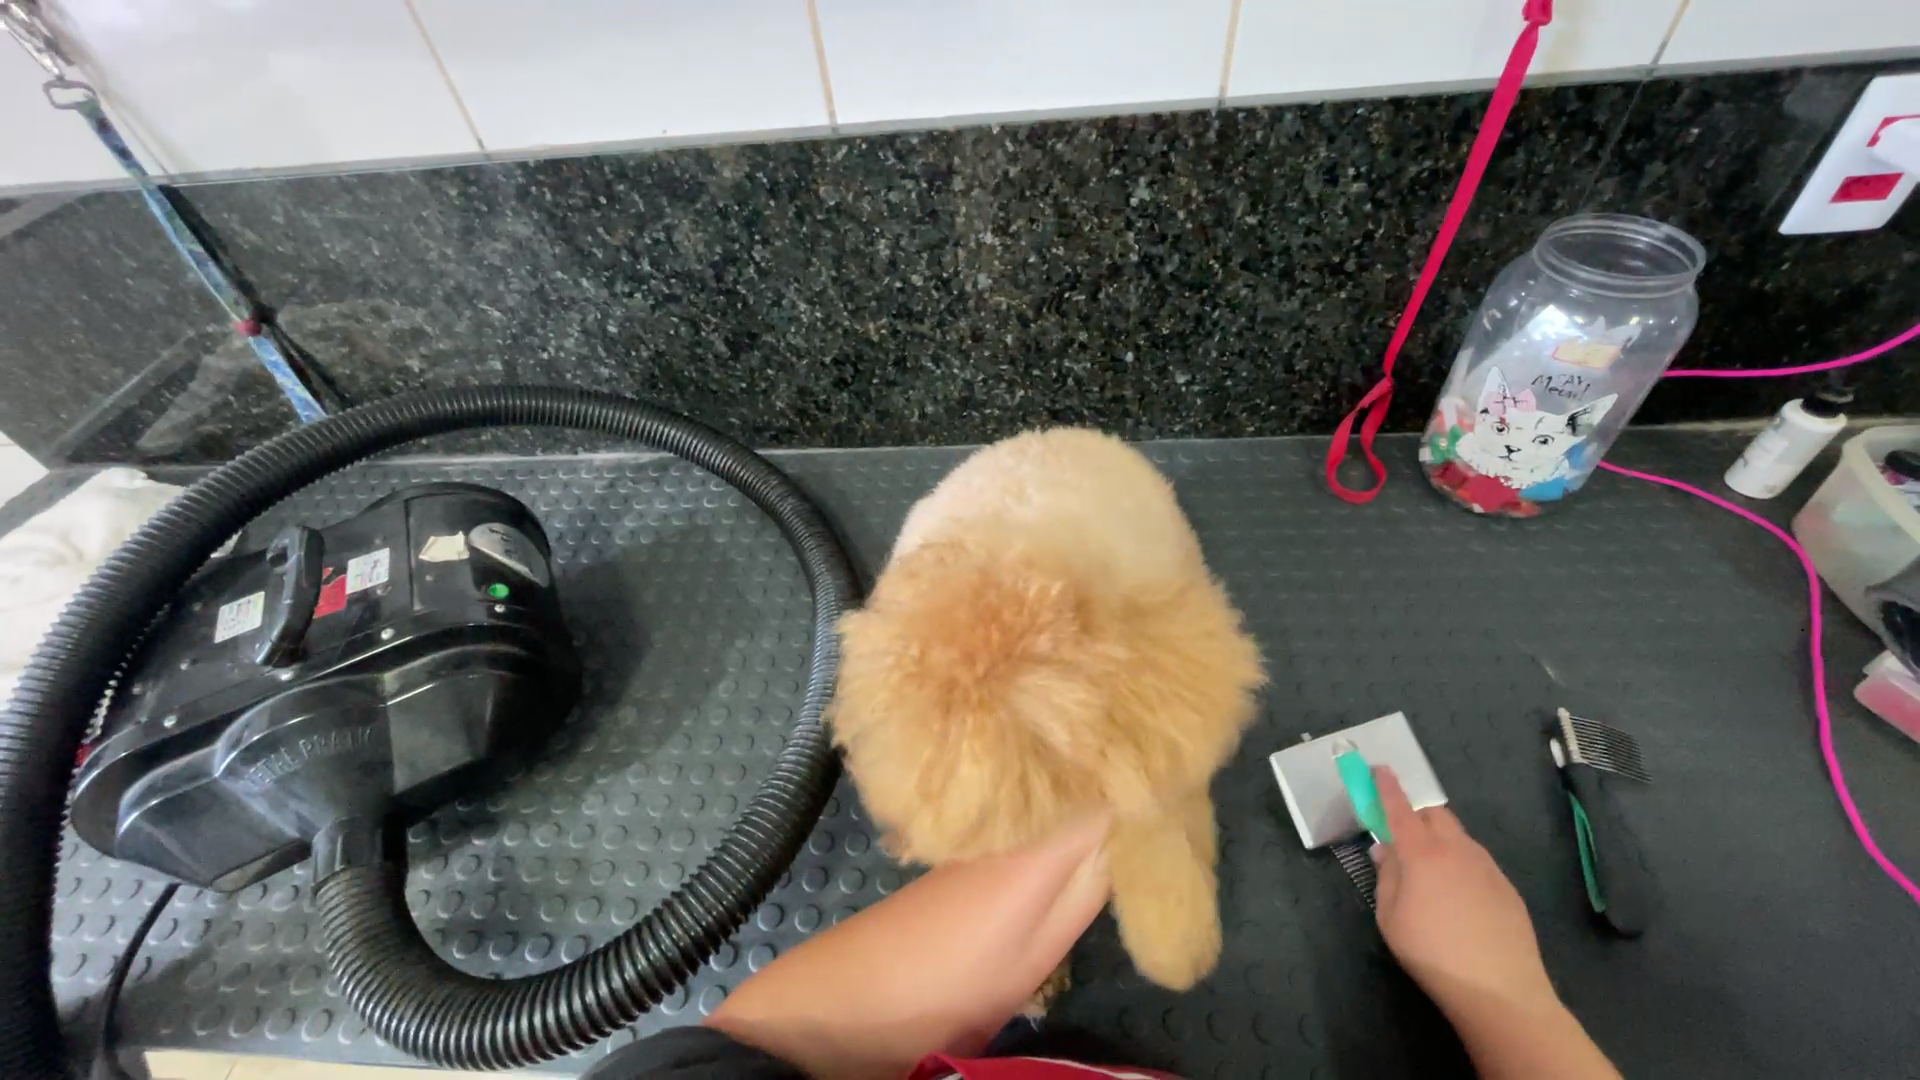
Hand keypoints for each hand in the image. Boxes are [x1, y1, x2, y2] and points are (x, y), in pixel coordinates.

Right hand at [1369, 766, 1555, 1015]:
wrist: (1500, 991)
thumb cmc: (1431, 952)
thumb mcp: (1389, 915)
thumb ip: (1387, 875)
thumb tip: (1386, 851)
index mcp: (1421, 853)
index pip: (1400, 809)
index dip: (1387, 787)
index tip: (1380, 768)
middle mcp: (1456, 850)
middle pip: (1435, 814)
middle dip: (1416, 811)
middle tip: (1402, 827)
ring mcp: (1487, 868)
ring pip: (1458, 836)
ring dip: (1439, 837)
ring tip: (1429, 866)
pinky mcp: (1506, 888)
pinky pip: (1477, 860)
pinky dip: (1460, 862)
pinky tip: (1457, 894)